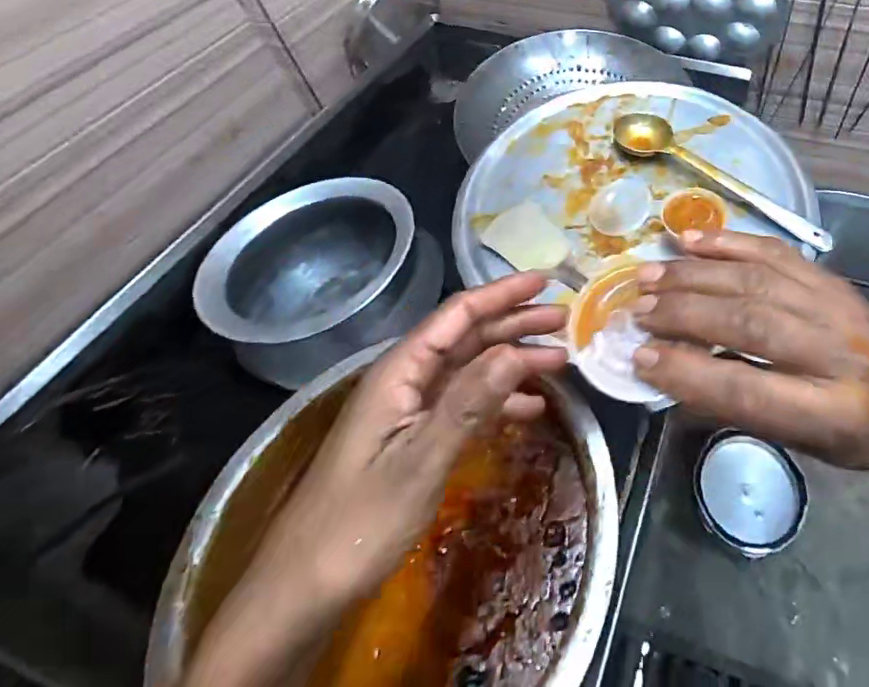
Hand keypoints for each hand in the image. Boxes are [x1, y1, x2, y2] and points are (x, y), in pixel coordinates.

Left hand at [187, 273, 567, 686]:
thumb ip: (470, 402)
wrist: (303, 587)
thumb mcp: (421, 460)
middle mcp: (406, 379)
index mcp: (400, 371)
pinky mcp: (413, 439)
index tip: (546, 281)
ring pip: (470, 370)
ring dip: (513, 362)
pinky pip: (465, 404)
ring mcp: (409, 410)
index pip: (458, 315)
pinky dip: (499, 400)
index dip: (503, 294)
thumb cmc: (360, 521)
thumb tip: (515, 350)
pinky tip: (531, 407)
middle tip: (565, 321)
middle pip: (468, 337)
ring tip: (560, 360)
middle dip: (516, 324)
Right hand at [631, 230, 868, 474]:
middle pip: (750, 322)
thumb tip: (662, 369)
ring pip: (755, 280)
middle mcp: (840, 352)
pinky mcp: (831, 277)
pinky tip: (688, 242)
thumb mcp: (796, 442)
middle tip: (638, 311)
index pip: (747, 388)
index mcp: (833, 412)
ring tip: (650, 276)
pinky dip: (726, 243)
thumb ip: (733, 406)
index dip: (687, 371)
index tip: (640, 357)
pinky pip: (772, 251)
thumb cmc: (847, 435)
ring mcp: (838, 305)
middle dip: (685, 314)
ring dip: (695, 276)